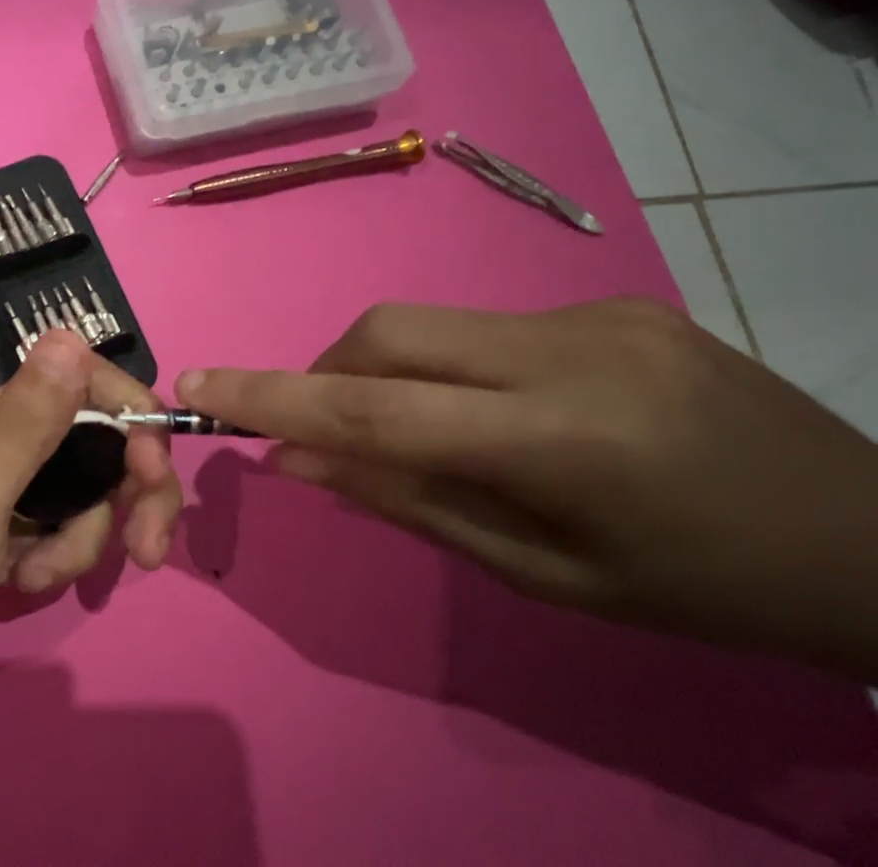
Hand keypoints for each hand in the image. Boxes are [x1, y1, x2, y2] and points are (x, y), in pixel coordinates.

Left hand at [0, 331, 182, 691]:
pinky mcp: (10, 528)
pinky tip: (26, 583)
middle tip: (146, 549)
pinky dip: (61, 559)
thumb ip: (22, 424)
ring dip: (84, 542)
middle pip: (103, 441)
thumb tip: (69, 334)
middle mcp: (5, 441)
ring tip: (36, 578)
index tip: (150, 476)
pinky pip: (65, 529)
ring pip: (90, 493)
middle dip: (131, 494)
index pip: (89, 384)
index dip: (134, 421)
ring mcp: (9, 486)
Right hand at [176, 299, 877, 678]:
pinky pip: (481, 328)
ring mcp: (597, 315)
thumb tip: (298, 457)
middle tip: (323, 434)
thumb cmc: (700, 591)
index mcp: (561, 440)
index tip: (194, 385)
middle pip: (386, 335)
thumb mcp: (541, 575)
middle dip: (324, 376)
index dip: (269, 394)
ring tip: (416, 432)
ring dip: (382, 372)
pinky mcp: (613, 303)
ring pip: (427, 325)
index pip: (373, 406)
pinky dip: (444, 367)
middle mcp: (573, 353)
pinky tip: (494, 413)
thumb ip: (408, 502)